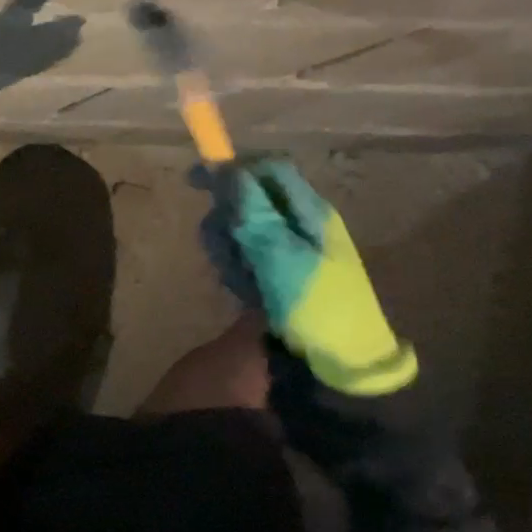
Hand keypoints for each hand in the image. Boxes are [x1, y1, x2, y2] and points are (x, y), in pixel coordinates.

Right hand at [197, 159, 417, 395]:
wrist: (334, 364)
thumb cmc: (312, 303)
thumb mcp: (279, 252)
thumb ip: (253, 209)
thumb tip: (228, 169)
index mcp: (310, 214)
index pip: (270, 168)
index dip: (234, 168)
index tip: (197, 182)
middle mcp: (300, 225)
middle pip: (248, 196)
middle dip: (225, 213)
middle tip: (222, 239)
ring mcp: (289, 250)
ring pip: (239, 225)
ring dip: (225, 242)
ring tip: (233, 272)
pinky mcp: (275, 273)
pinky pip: (241, 252)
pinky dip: (232, 263)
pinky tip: (238, 285)